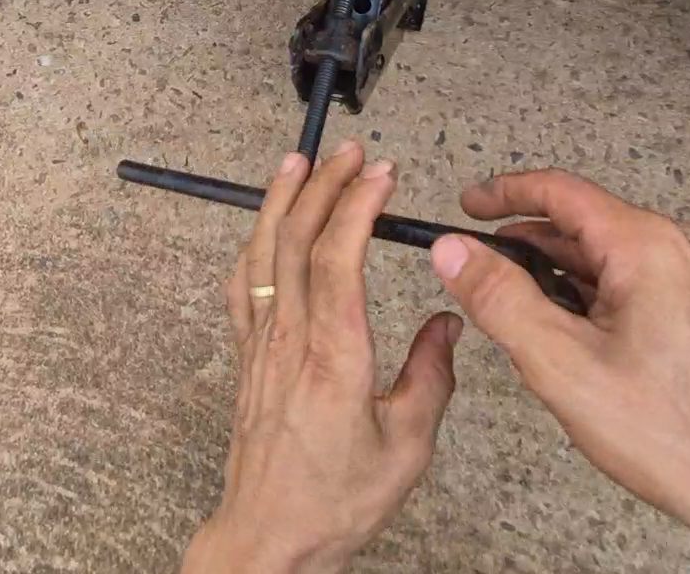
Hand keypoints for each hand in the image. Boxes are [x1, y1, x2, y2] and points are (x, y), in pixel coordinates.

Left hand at [182, 141, 462, 573]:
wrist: (268, 536)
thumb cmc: (334, 499)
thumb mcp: (407, 447)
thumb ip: (431, 376)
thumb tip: (446, 323)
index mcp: (335, 354)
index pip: (340, 257)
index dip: (357, 205)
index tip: (380, 173)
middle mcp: (291, 336)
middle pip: (299, 238)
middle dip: (325, 184)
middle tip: (350, 152)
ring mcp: (262, 340)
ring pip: (264, 250)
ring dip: (281, 198)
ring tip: (298, 161)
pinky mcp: (247, 351)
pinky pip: (243, 282)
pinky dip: (254, 241)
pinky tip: (262, 223)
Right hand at [428, 170, 689, 573]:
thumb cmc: (681, 437)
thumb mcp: (563, 364)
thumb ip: (497, 298)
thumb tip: (450, 250)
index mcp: (646, 246)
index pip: (559, 191)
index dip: (504, 192)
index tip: (467, 205)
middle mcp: (682, 254)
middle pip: (586, 226)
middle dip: (527, 243)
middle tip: (484, 269)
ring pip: (613, 262)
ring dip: (561, 275)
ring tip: (525, 314)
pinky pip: (642, 290)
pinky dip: (597, 299)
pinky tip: (582, 343)